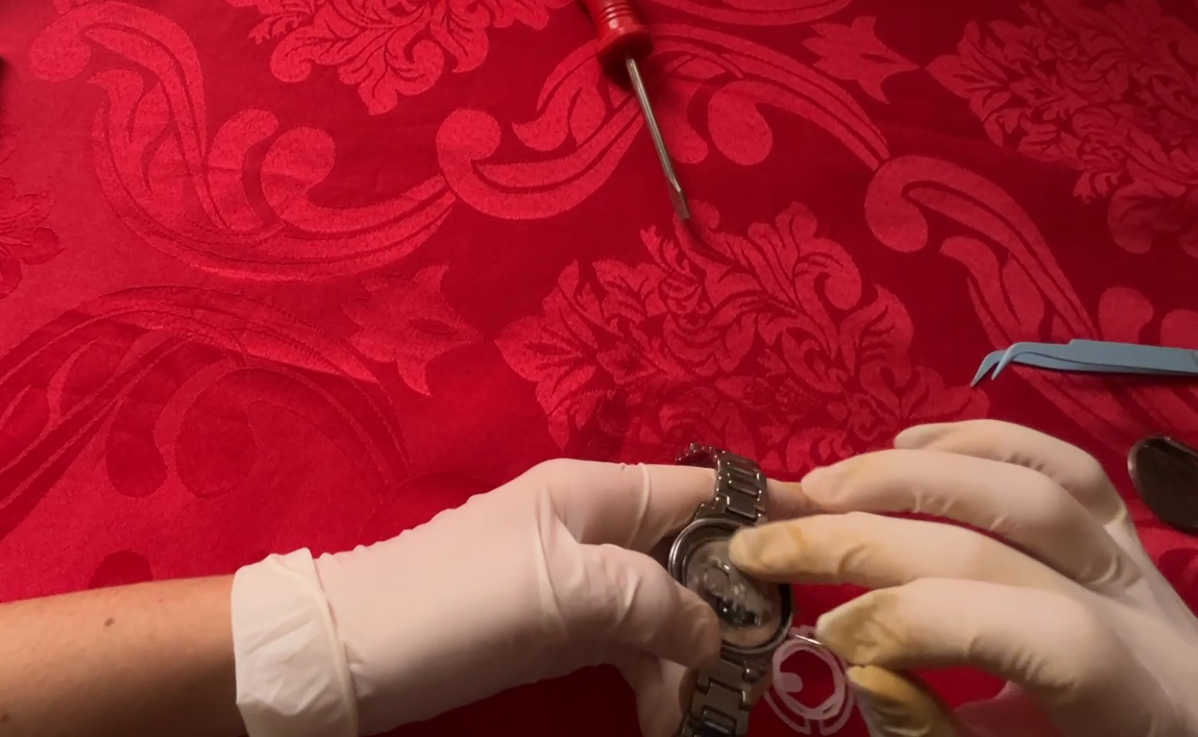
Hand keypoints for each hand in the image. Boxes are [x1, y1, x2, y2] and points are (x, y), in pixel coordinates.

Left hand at [232, 459, 797, 736]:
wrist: (366, 645)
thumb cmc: (461, 599)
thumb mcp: (565, 591)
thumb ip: (653, 598)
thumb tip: (714, 625)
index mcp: (593, 492)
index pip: (697, 484)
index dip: (762, 500)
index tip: (831, 525)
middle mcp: (591, 522)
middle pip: (689, 549)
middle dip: (733, 600)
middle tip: (773, 662)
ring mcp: (575, 572)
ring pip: (664, 602)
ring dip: (693, 650)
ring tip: (707, 707)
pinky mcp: (558, 617)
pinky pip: (629, 637)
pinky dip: (655, 671)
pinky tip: (662, 712)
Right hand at [729, 420, 1197, 736]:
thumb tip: (857, 657)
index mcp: (1156, 711)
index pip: (1040, 636)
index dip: (918, 623)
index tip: (827, 636)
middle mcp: (1162, 625)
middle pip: (996, 547)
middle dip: (860, 540)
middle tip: (765, 545)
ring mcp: (1144, 567)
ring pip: (1027, 485)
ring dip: (902, 476)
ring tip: (820, 489)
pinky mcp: (1122, 534)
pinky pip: (1061, 461)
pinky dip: (975, 440)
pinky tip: (905, 445)